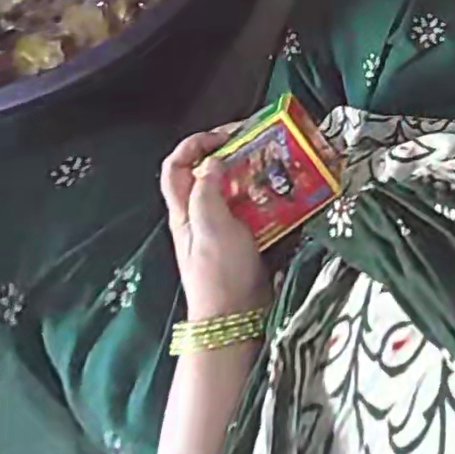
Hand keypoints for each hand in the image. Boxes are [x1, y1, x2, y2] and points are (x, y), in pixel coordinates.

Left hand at [160, 130, 270, 320]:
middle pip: (203, 170)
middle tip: (254, 140)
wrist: (235, 317)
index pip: (175, 166)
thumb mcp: (211, 228)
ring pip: (229, 184)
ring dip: (247, 167)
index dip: (193, 145)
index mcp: (184, 209)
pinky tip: (279, 186)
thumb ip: (207, 192)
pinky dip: (261, 188)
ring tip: (271, 157)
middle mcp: (199, 212)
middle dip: (226, 149)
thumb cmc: (219, 272)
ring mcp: (221, 223)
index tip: (222, 136)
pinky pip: (249, 201)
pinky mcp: (242, 233)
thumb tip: (213, 160)